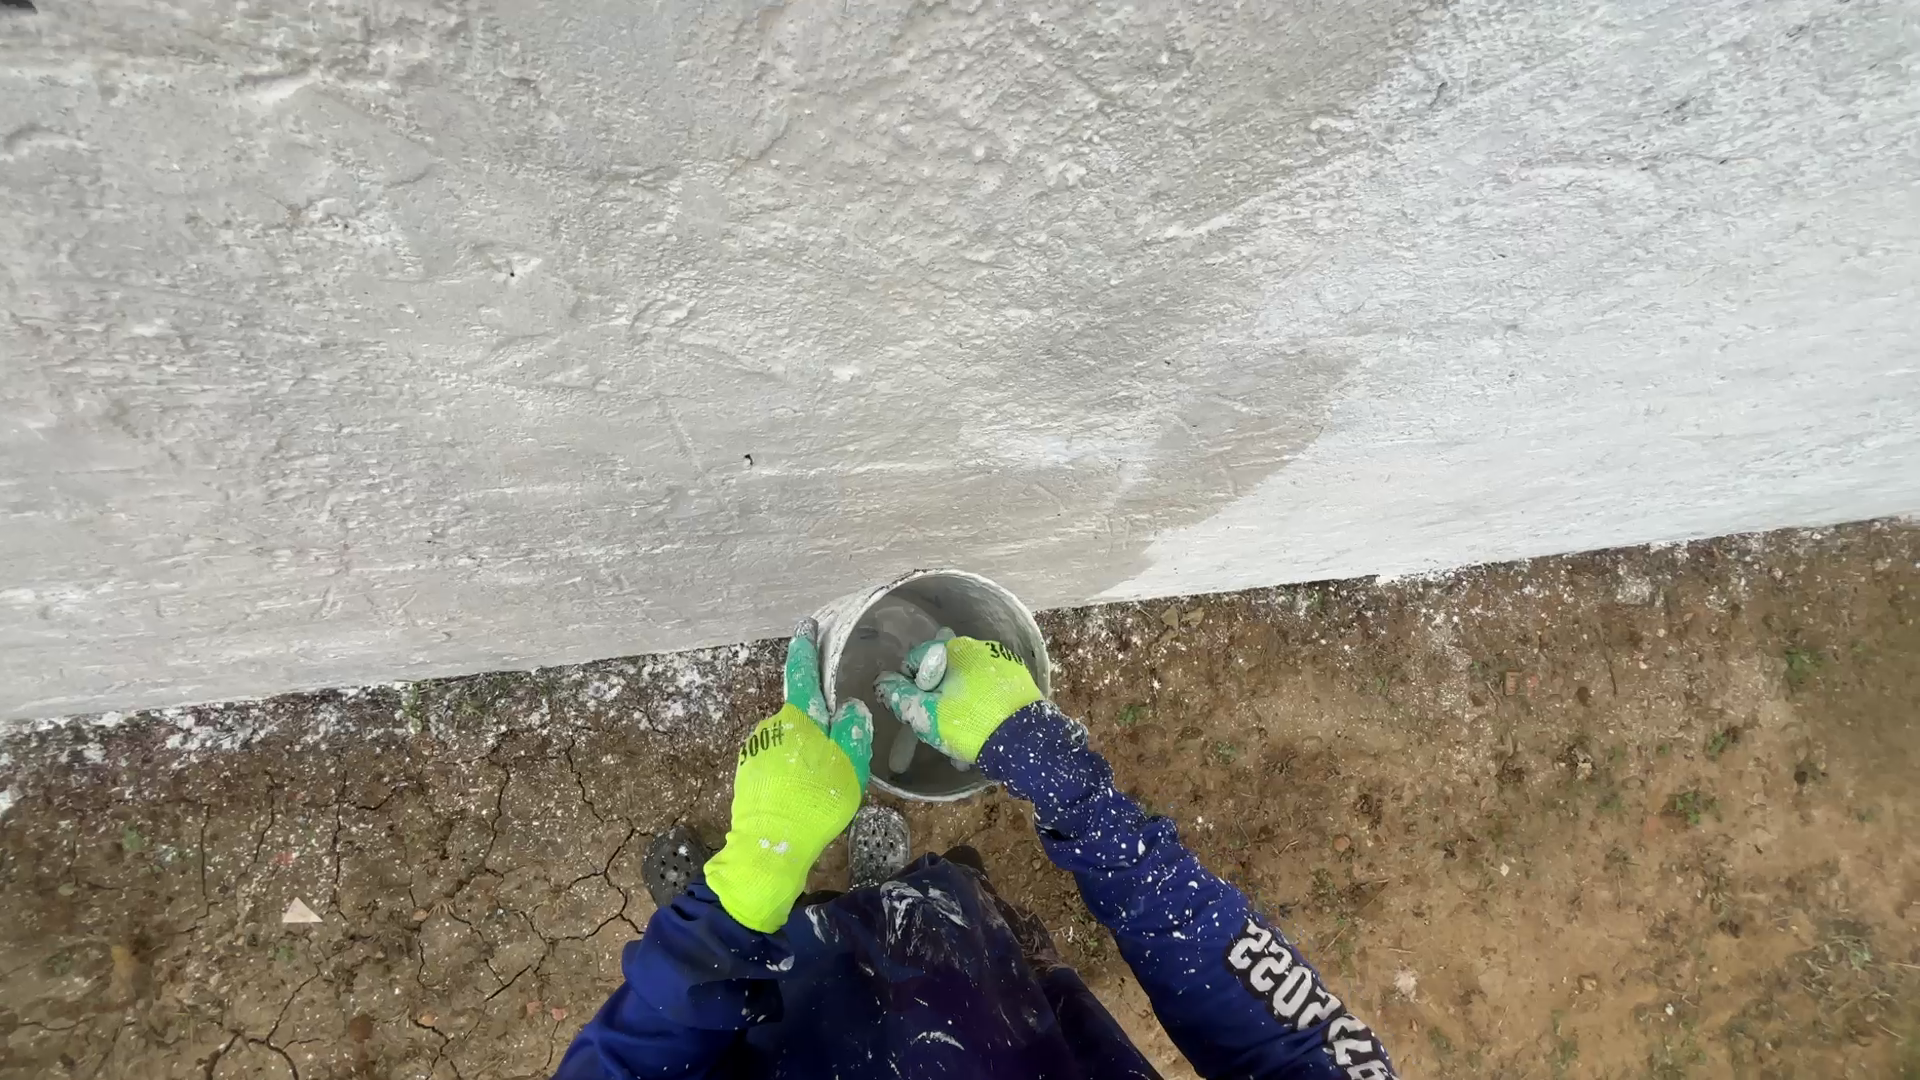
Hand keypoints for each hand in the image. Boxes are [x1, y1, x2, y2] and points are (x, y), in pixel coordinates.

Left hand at [703, 620, 873, 932]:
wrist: (767, 851)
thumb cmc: (814, 803)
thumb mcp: (849, 765)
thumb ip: (853, 730)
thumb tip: (851, 707)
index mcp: (797, 717)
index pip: (801, 672)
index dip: (806, 647)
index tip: (808, 625)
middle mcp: (770, 726)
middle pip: (801, 713)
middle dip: (819, 723)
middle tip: (840, 752)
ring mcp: (755, 750)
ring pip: (790, 739)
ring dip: (806, 750)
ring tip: (822, 782)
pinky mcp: (748, 774)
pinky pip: (777, 759)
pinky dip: (792, 768)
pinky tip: (803, 793)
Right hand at [874, 627, 1043, 764]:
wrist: (1025, 741)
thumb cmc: (971, 724)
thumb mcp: (927, 714)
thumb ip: (900, 696)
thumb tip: (882, 682)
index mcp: (955, 649)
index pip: (916, 661)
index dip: (909, 687)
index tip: (915, 710)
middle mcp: (979, 646)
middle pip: (942, 673)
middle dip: (936, 700)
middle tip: (938, 727)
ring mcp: (1001, 661)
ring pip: (965, 683)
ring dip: (957, 706)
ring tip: (960, 737)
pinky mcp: (1018, 678)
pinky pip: (987, 689)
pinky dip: (979, 706)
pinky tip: (981, 730)